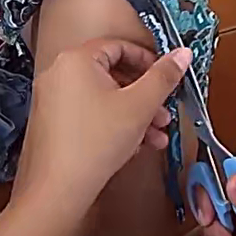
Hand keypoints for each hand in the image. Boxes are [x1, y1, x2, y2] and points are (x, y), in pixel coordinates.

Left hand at [18, 38, 190, 209]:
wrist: (59, 188)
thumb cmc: (94, 144)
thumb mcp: (140, 106)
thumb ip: (164, 77)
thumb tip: (182, 54)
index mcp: (77, 60)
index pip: (119, 46)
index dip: (148, 61)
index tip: (166, 76)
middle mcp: (60, 74)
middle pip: (112, 75)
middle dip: (145, 96)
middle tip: (163, 112)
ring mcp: (52, 100)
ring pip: (104, 98)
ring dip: (134, 115)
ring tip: (155, 135)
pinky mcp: (53, 123)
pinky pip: (90, 115)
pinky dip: (113, 125)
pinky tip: (134, 145)